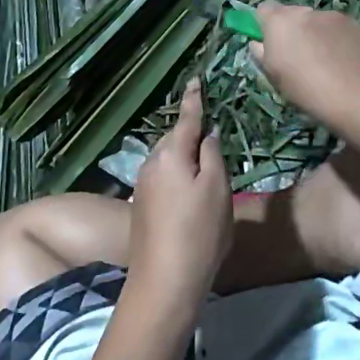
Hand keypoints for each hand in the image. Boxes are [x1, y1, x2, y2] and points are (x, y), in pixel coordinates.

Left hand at [129, 78, 231, 304]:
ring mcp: (143, 184)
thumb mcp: (217, 188)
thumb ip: (211, 155)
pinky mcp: (143, 205)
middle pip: (175, 139)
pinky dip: (177, 173)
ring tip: (204, 160)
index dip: (194, 100)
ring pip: (168, 158)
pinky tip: (189, 187)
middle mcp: (151, 163)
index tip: (195, 81)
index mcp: (171, 153)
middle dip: (190, 131)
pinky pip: (163, 176)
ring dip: (184, 155)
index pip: (186, 119)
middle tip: (210, 126)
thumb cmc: (199, 231)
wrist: (165, 279)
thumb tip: (206, 134)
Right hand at [248, 1, 359, 126]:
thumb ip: (261, 53)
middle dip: (291, 29)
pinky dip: (335, 39)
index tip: (268, 42)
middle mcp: (305, 12)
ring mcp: (332, 16)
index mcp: (279, 22)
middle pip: (291, 13)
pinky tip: (341, 61)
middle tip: (296, 55)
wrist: (355, 97)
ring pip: (316, 20)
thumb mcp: (272, 76)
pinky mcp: (355, 24)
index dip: (264, 24)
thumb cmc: (304, 89)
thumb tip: (259, 43)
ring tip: (323, 61)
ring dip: (314, 33)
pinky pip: (337, 28)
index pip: (263, 8)